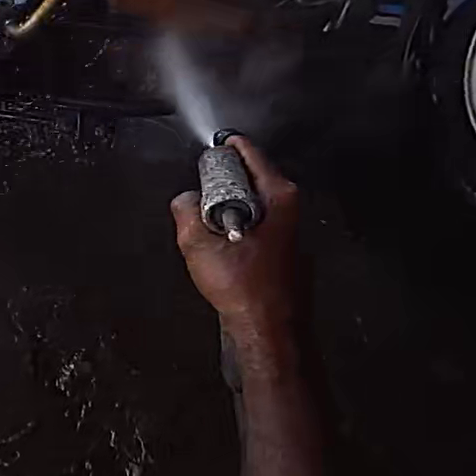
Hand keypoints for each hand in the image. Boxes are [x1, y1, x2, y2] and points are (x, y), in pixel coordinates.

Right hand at [170, 135, 300, 334]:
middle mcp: (290, 208)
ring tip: (207, 229)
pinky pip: (255, 223)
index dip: (227, 147)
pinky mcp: (283, 249)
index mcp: (278, 197)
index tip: (213, 145)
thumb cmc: (244, 288)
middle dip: (222, 182)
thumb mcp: (199, 245)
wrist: (269, 329)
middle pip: (250, 177)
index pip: (251, 153)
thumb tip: (185, 200)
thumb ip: (186, 212)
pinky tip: (221, 250)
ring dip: (227, 207)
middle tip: (201, 194)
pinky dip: (235, 226)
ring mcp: (290, 230)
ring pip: (251, 202)